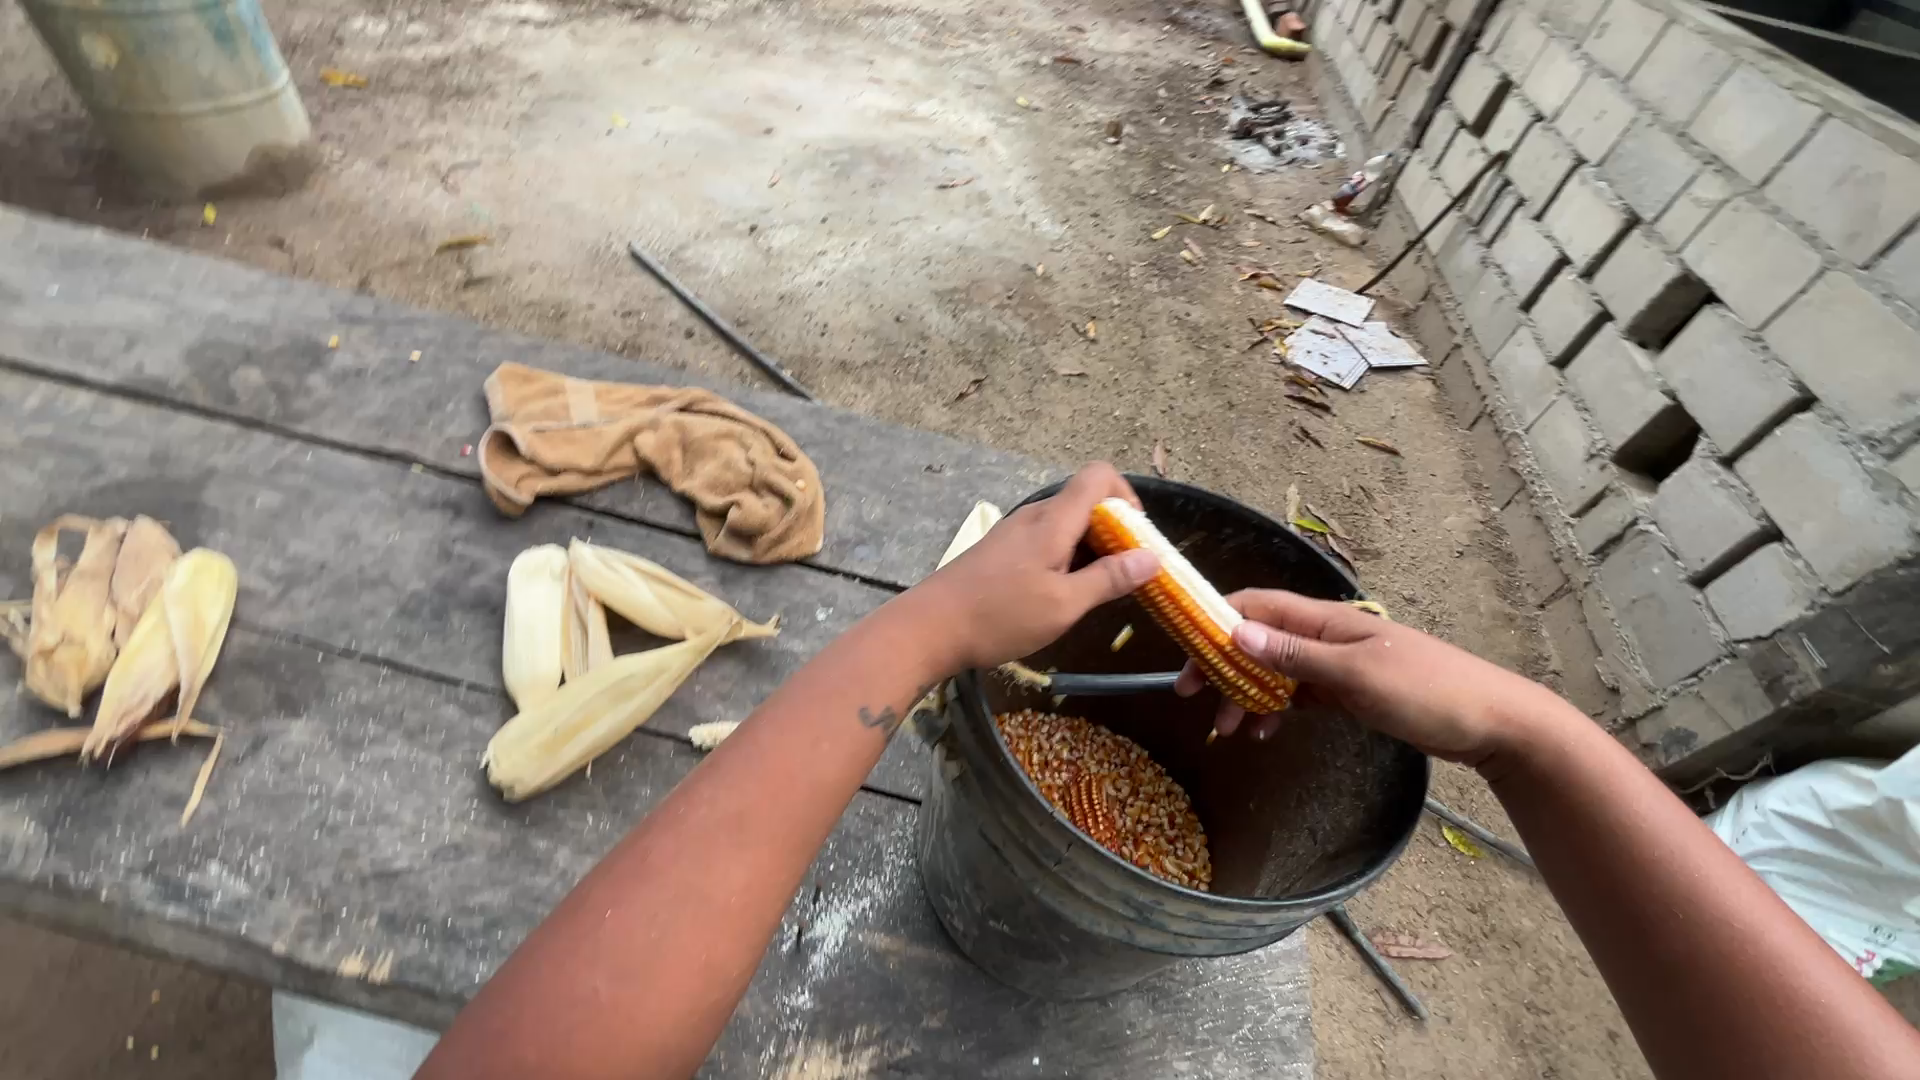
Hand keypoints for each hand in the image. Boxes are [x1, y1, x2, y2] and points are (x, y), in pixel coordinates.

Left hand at [905, 462, 1160, 674]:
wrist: (929, 628)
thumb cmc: (999, 616)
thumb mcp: (1063, 605)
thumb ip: (1108, 579)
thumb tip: (1152, 557)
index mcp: (1053, 520)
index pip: (1099, 476)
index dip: (1127, 497)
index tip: (1137, 538)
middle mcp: (1034, 516)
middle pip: (1085, 502)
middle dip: (1113, 532)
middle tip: (1123, 576)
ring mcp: (1013, 533)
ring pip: (1064, 525)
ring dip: (1088, 549)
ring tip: (1093, 592)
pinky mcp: (999, 551)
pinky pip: (1043, 541)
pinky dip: (1063, 558)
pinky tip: (1058, 596)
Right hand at [1175, 590, 1560, 766]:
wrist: (1496, 725)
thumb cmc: (1428, 691)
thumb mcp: (1356, 675)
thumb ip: (1294, 656)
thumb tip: (1235, 633)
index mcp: (1323, 620)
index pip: (1255, 606)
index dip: (1215, 620)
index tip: (1185, 648)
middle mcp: (1321, 636)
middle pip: (1255, 641)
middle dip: (1220, 665)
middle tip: (1190, 695)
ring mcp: (1333, 664)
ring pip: (1272, 671)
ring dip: (1244, 694)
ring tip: (1226, 728)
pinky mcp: (1344, 692)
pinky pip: (1295, 695)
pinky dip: (1274, 710)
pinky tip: (1263, 731)